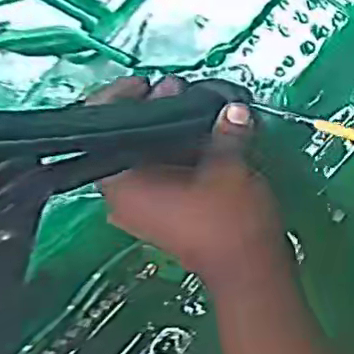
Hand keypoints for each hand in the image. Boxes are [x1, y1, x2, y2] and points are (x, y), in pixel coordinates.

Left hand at [90, 76, 286, 282]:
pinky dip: (182, 157)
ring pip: (149, 160)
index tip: (149, 83)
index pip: (103, 130)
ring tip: (202, 112)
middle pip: (127, 144)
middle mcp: (122, 196)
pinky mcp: (168, 216)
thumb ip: (226, 133)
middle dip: (156, 115)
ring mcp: (144, 209)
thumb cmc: (231, 220)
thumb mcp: (231, 168)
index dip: (122, 100)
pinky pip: (165, 177)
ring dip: (173, 136)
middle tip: (181, 91)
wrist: (250, 270)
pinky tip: (209, 142)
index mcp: (121, 183)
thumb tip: (233, 110)